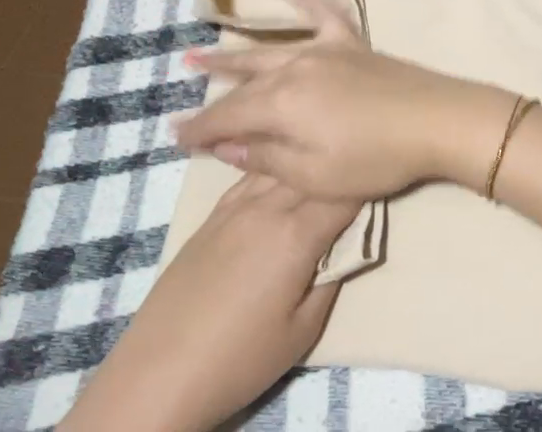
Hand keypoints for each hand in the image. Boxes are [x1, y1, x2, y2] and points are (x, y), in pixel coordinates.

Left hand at [59, 174, 360, 431]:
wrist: (156, 377)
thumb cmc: (239, 360)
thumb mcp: (304, 329)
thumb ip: (332, 277)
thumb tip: (347, 246)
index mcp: (296, 235)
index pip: (346, 192)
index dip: (370, 183)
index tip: (385, 179)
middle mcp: (266, 209)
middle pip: (313, 172)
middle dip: (340, 169)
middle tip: (362, 171)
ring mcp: (233, 211)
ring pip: (280, 168)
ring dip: (307, 165)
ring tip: (327, 165)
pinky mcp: (209, 220)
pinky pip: (250, 179)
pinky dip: (273, 172)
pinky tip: (283, 176)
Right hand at [172, 0, 513, 199]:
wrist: (437, 121)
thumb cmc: (375, 158)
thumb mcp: (313, 175)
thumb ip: (265, 157)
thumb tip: (227, 145)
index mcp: (280, 105)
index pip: (226, 117)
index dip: (199, 130)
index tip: (174, 137)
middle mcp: (294, 69)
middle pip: (244, 82)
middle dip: (212, 92)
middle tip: (180, 97)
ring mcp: (325, 51)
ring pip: (270, 50)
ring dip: (236, 51)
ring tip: (201, 50)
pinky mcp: (353, 44)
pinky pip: (325, 13)